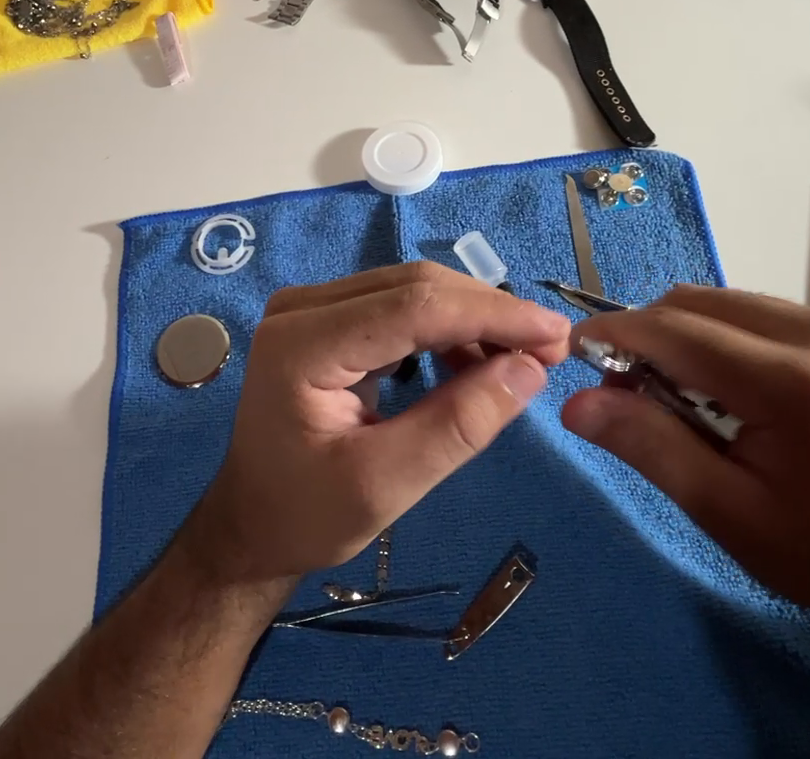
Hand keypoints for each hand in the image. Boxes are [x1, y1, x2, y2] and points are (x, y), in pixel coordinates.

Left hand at [184, 263, 571, 584]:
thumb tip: (529, 369)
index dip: (492, 314)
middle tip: (551, 351)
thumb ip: (457, 426)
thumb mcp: (385, 485)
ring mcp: (312, 309)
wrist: (253, 523)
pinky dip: (446, 329)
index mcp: (302, 344)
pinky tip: (474, 362)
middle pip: (416, 287)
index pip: (414, 306)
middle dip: (490, 313)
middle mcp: (303, 308)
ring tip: (520, 363)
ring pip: (413, 291)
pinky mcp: (328, 320)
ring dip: (473, 320)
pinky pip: (400, 307)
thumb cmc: (307, 515)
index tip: (557, 335)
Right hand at [561, 285, 809, 625]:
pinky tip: (729, 388)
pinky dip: (724, 338)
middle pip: (698, 303)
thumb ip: (652, 448)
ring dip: (685, 336)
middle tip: (627, 390)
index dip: (615, 334)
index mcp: (795, 383)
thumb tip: (576, 403)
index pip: (676, 331)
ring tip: (679, 396)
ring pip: (728, 303)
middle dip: (648, 335)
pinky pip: (762, 314)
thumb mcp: (731, 515)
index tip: (576, 350)